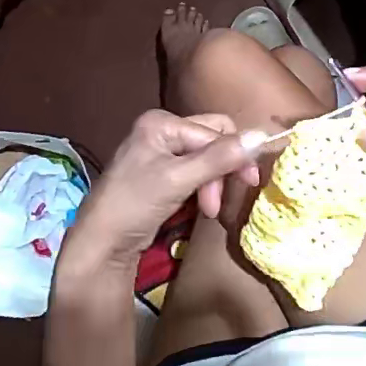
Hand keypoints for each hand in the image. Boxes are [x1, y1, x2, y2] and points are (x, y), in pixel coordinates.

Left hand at [62, 110, 263, 270]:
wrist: (102, 243)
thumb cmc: (135, 204)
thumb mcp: (180, 179)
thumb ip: (220, 158)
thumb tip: (263, 135)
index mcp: (162, 122)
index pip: (215, 131)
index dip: (234, 157)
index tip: (248, 185)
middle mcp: (161, 129)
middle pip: (212, 140)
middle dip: (222, 170)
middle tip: (221, 200)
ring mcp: (160, 150)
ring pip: (207, 157)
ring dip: (213, 183)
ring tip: (208, 210)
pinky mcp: (161, 172)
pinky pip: (195, 170)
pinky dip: (203, 187)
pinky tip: (201, 205)